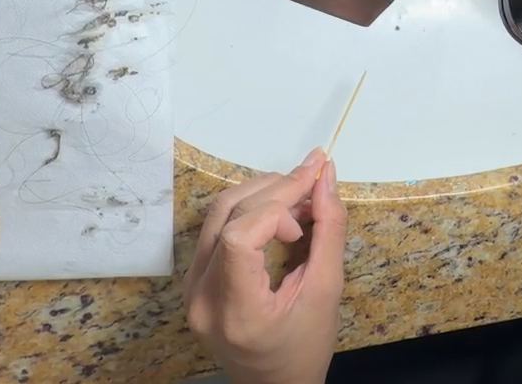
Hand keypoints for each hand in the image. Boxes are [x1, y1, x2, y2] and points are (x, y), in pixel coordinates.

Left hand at [184, 151, 346, 383]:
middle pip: (230, 215)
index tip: (304, 222)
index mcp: (235, 311)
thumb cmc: (305, 347)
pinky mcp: (195, 277)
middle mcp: (201, 297)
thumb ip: (329, 229)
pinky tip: (278, 208)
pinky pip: (217, 224)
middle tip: (315, 181)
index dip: (273, 214)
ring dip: (262, 190)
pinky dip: (250, 205)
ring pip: (220, 210)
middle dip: (277, 189)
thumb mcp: (327, 291)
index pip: (239, 237)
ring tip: (299, 193)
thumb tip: (326, 173)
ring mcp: (191, 287)